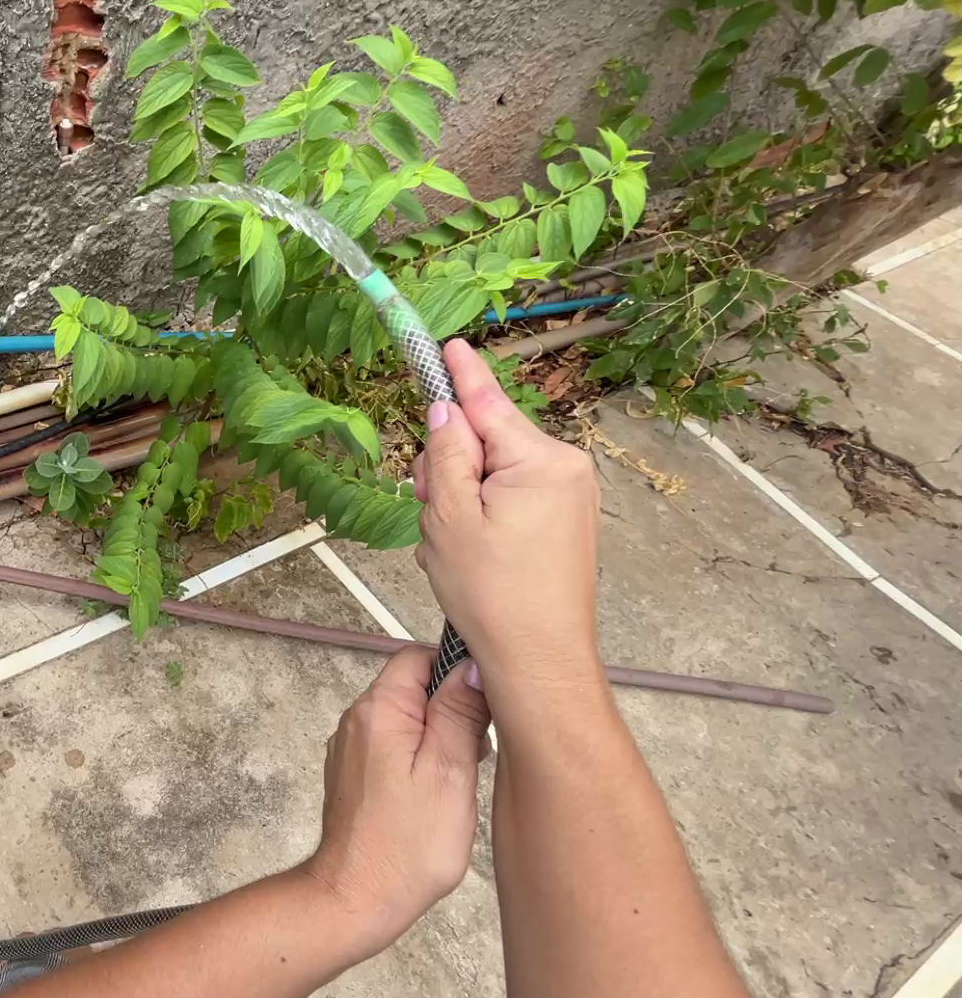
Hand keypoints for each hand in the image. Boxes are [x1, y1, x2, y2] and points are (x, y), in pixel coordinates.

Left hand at [302, 647, 491, 953]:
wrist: (358, 891)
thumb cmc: (407, 842)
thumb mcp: (450, 772)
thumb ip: (459, 713)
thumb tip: (472, 666)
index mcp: (377, 709)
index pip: (415, 657)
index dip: (454, 670)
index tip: (484, 702)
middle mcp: (356, 719)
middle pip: (411, 687)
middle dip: (450, 709)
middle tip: (474, 751)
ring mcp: (351, 744)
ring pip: (405, 718)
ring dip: (438, 736)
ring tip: (456, 779)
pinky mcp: (354, 769)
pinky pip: (392, 743)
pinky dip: (418, 756)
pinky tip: (435, 791)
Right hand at [412, 339, 602, 702]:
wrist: (537, 655)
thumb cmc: (490, 589)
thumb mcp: (449, 515)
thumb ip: (445, 456)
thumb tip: (444, 411)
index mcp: (541, 461)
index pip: (489, 404)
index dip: (462, 374)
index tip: (448, 342)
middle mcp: (565, 469)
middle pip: (486, 439)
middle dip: (448, 463)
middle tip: (429, 504)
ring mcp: (568, 495)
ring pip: (491, 469)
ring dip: (458, 492)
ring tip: (449, 538)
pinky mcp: (562, 520)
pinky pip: (507, 493)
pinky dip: (478, 508)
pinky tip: (468, 544)